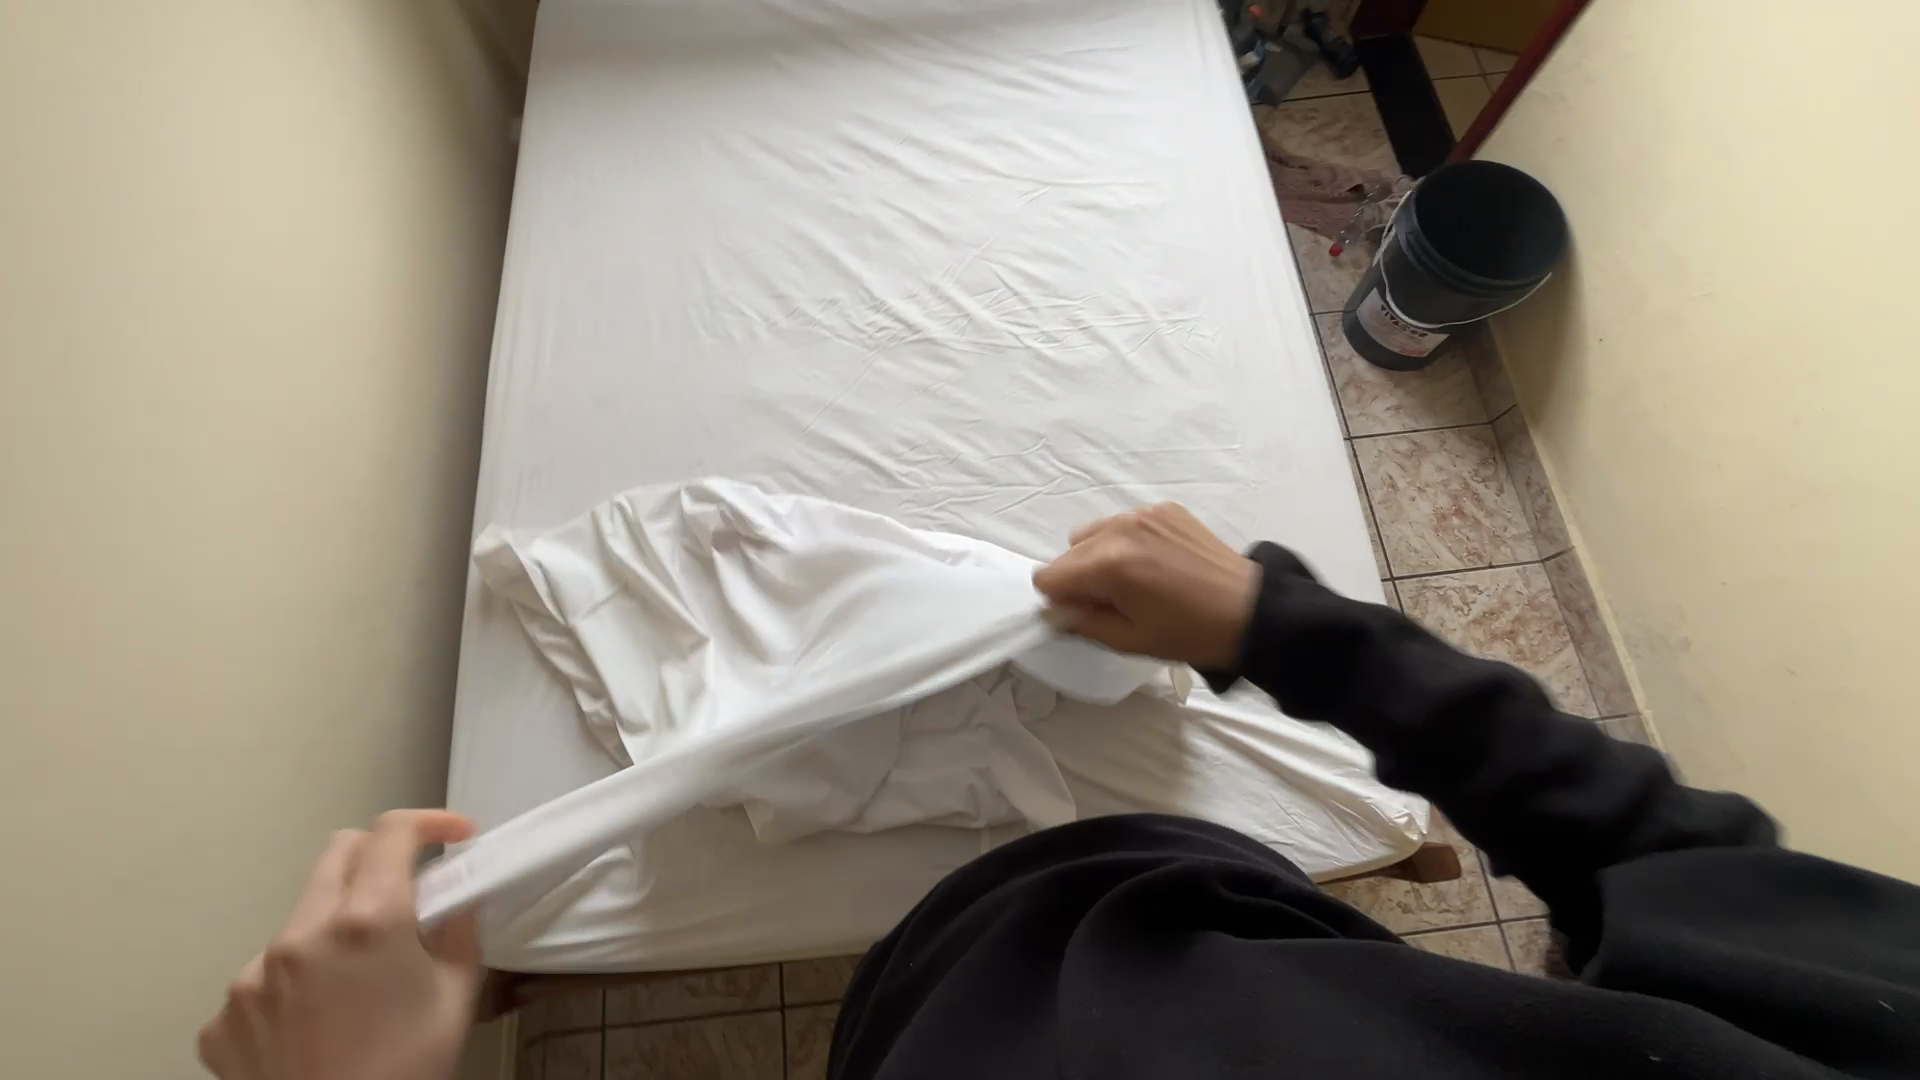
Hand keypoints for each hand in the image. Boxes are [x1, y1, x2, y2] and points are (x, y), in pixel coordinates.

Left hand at [197, 810, 482, 1079]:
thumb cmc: (412, 1064)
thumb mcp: (459, 988)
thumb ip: (459, 926)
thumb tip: (456, 896)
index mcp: (368, 920)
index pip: (393, 831)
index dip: (433, 821)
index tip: (457, 836)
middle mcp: (301, 934)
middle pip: (340, 851)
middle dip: (383, 853)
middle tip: (415, 883)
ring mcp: (252, 977)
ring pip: (305, 912)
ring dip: (341, 918)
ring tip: (365, 969)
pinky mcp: (222, 1016)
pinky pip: (270, 969)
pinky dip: (303, 971)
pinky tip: (323, 1012)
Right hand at [1033, 503, 1258, 669]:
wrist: (1252, 612)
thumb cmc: (1188, 634)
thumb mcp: (1128, 640)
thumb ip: (1080, 622)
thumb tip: (1055, 611)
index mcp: (1107, 564)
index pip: (1048, 577)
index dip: (1058, 600)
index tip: (1082, 614)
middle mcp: (1119, 529)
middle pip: (1068, 553)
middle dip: (1078, 579)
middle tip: (1111, 603)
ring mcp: (1143, 515)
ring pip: (1093, 534)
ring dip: (1099, 557)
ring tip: (1134, 581)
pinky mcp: (1164, 510)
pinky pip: (1125, 524)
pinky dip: (1127, 543)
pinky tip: (1156, 564)